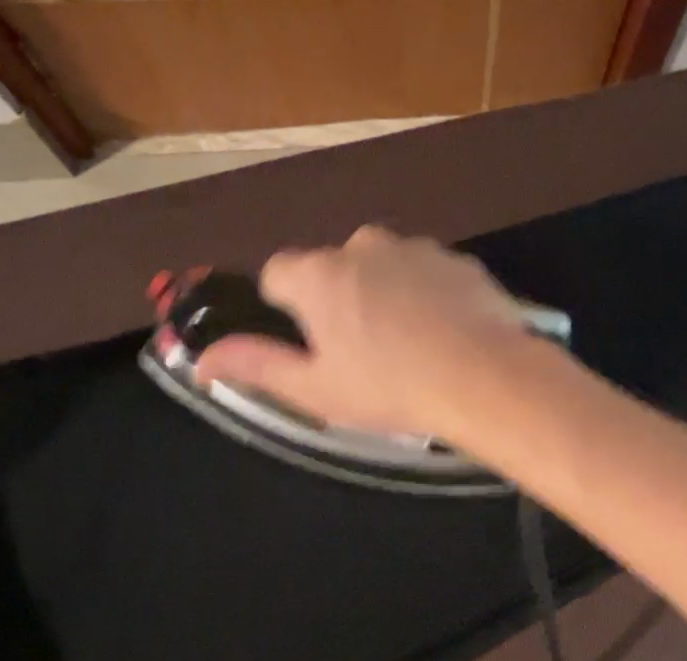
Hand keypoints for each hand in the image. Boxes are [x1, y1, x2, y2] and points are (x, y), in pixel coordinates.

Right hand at [194, 225, 576, 439]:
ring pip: (386, 269)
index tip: (314, 344)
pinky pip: (430, 276)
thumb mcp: (317, 389)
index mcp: (318, 275)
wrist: (486, 379)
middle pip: (335, 269)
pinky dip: (431, 298)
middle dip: (342, 302)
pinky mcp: (460, 262)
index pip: (279, 275)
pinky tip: (448, 337)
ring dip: (388, 297)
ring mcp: (417, 249)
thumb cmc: (392, 389)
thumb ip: (257, 366)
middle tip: (368, 355)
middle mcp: (363, 246)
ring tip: (413, 349)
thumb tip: (200, 360)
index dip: (290, 309)